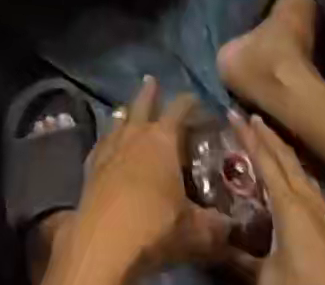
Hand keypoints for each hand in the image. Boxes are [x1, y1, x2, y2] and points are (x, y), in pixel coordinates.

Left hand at [43, 77, 238, 283]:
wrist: (103, 243)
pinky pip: (101, 144)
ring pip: (118, 120)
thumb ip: (217, 227)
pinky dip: (106, 140)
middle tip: (152, 80)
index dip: (190, 101)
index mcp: (163, 139)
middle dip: (150, 92)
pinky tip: (105, 143)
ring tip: (127, 108)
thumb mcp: (196, 231)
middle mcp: (135, 134)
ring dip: (126, 113)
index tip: (197, 98)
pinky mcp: (90, 167)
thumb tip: (234, 227)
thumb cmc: (155, 227)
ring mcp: (110, 148)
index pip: (179, 108)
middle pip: (142, 104)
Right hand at [232, 112, 324, 284]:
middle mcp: (309, 199)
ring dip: (284, 153)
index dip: (248, 136)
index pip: (264, 159)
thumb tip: (221, 243)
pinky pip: (313, 187)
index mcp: (289, 204)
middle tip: (252, 117)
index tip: (233, 113)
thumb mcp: (267, 278)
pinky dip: (297, 173)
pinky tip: (296, 180)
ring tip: (271, 141)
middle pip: (286, 157)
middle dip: (268, 135)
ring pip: (302, 171)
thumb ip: (243, 258)